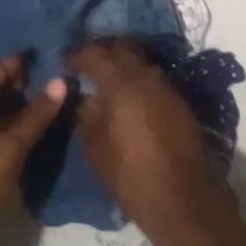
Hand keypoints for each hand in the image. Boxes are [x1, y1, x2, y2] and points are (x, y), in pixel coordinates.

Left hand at [0, 56, 65, 245]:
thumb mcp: (8, 150)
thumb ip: (34, 117)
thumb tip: (59, 80)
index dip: (7, 64)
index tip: (34, 54)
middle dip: (15, 84)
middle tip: (45, 75)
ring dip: (17, 108)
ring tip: (47, 101)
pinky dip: (16, 131)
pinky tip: (35, 134)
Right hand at [66, 43, 245, 245]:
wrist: (180, 196)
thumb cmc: (130, 174)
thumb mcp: (95, 148)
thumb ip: (87, 115)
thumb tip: (86, 96)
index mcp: (121, 83)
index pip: (95, 54)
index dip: (78, 55)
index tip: (64, 61)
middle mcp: (146, 75)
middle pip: (122, 49)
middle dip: (103, 52)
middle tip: (88, 64)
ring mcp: (166, 86)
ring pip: (141, 62)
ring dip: (124, 65)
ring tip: (109, 79)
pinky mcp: (180, 100)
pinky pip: (154, 79)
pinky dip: (140, 80)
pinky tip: (131, 96)